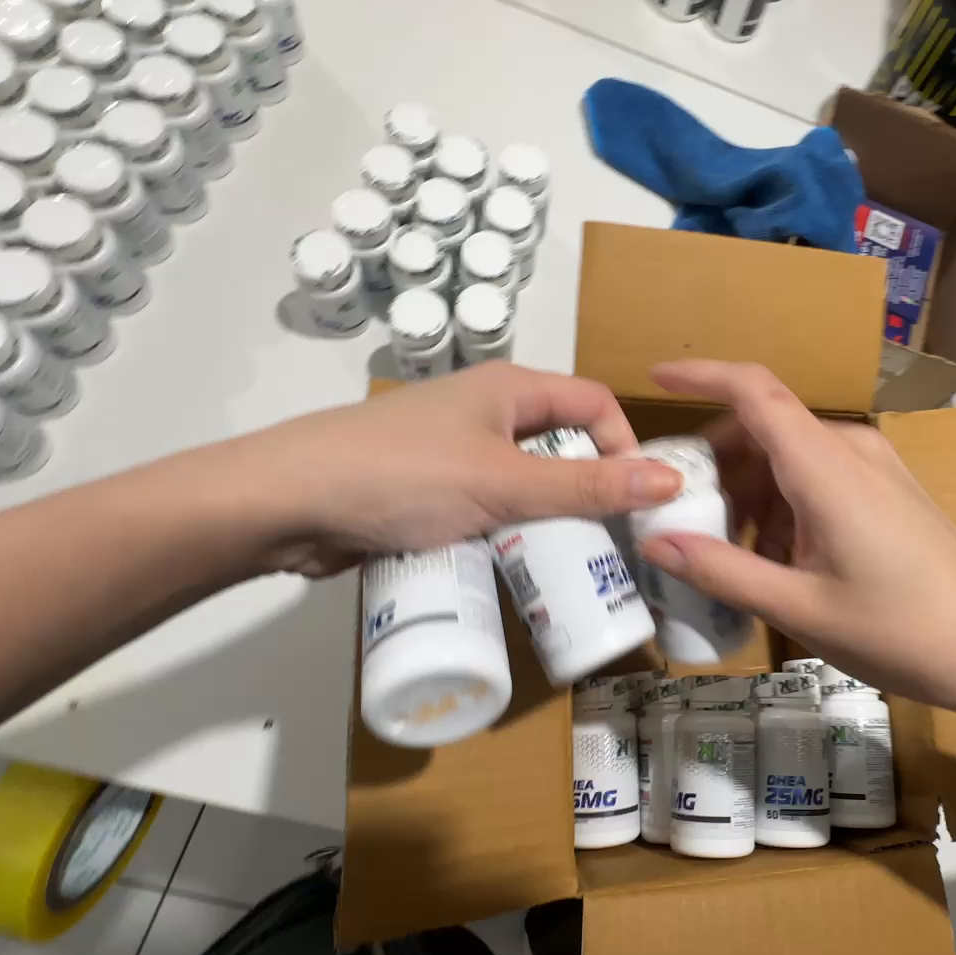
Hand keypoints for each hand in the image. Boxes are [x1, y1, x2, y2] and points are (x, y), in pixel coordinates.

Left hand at [218, 362, 683, 576]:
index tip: (637, 501)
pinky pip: (489, 506)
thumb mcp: (504, 484)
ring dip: (549, 516)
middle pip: (562, 443)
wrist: (283, 504)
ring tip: (569, 562)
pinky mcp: (429, 491)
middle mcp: (486, 412)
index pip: (594, 403)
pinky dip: (509, 531)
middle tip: (612, 542)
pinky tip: (514, 565)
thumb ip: (588, 487)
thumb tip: (672, 480)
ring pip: (525, 481)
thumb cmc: (402, 477)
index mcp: (509, 389)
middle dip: (590, 489)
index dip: (624, 444)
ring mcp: (454, 452)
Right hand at [635, 360, 955, 720]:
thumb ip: (722, 572)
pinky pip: (821, 478)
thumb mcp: (801, 610)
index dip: (702, 374)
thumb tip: (652, 542)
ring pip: (792, 457)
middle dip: (719, 464)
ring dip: (753, 493)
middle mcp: (853, 451)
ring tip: (734, 554)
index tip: (654, 375)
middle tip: (684, 514)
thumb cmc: (903, 632)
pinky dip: (787, 505)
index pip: (755, 391)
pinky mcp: (891, 492)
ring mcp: (878, 469)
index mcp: (826, 467)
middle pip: (766, 428)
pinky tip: (784, 561)